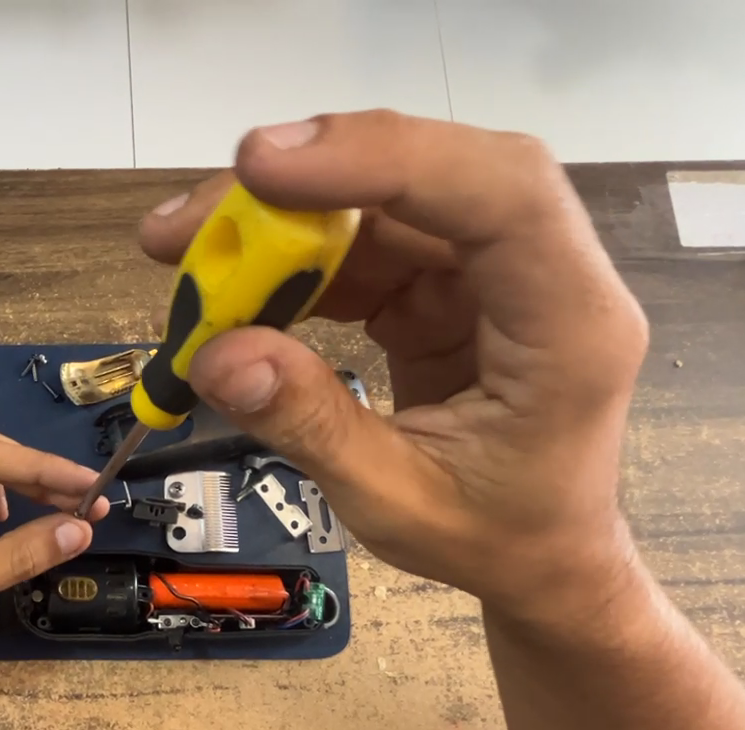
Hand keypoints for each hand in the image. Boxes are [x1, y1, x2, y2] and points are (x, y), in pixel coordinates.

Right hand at [138, 111, 648, 624]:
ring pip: (373, 212)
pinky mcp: (439, 288)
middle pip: (419, 184)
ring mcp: (483, 275)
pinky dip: (284, 273)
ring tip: (180, 261)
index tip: (258, 167)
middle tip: (178, 230)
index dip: (380, 160)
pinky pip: (355, 256)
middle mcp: (535, 274)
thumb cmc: (490, 536)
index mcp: (566, 326)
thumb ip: (310, 426)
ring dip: (271, 234)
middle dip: (292, 195)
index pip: (497, 194)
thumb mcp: (392, 501)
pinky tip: (227, 298)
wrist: (532, 555)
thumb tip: (213, 357)